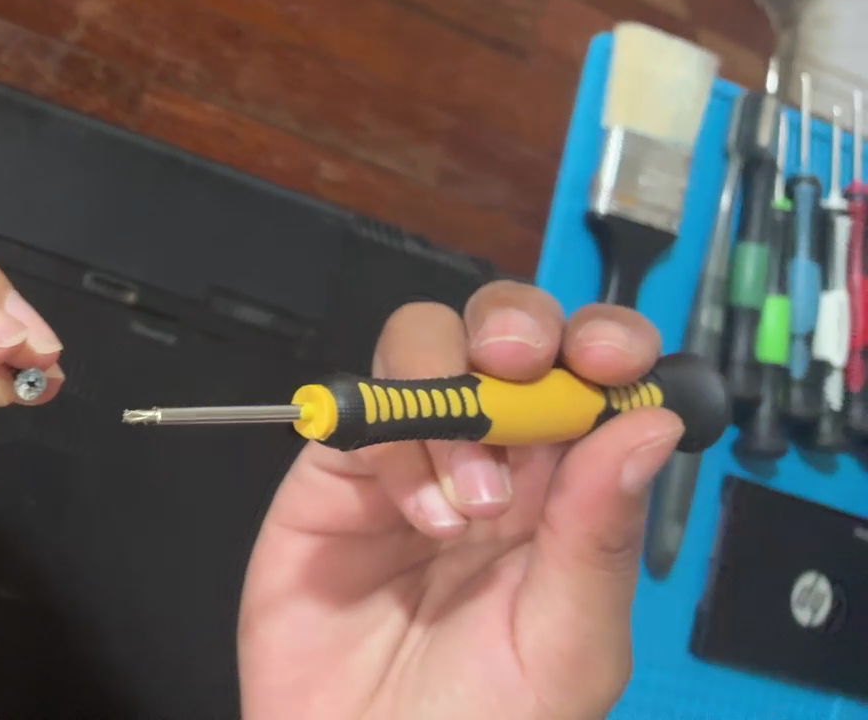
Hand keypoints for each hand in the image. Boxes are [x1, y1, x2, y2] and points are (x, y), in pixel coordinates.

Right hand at [239, 283, 678, 719]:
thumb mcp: (566, 649)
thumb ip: (594, 538)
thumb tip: (647, 423)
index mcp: (561, 491)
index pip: (587, 381)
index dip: (598, 343)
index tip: (604, 358)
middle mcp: (484, 454)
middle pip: (492, 334)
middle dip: (511, 327)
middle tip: (519, 365)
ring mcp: (400, 452)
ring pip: (415, 350)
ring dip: (445, 396)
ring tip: (468, 504)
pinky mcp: (330, 466)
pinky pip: (355, 413)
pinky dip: (390, 446)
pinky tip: (417, 517)